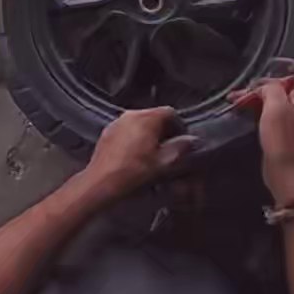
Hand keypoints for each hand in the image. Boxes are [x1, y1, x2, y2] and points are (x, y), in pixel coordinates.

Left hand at [82, 106, 198, 199]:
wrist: (102, 181)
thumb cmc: (134, 172)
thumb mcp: (163, 162)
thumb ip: (180, 148)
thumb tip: (191, 140)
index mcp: (147, 118)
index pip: (170, 112)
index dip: (179, 125)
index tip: (181, 139)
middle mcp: (131, 114)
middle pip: (154, 115)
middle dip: (164, 129)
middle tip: (168, 147)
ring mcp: (117, 121)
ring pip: (140, 121)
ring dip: (149, 133)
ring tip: (152, 152)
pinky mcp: (108, 131)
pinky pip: (127, 128)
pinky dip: (134, 136)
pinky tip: (135, 153)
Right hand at [230, 59, 293, 204]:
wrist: (289, 178)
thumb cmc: (285, 141)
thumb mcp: (277, 108)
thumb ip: (273, 90)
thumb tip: (267, 86)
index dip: (291, 66)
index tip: (270, 64)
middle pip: (284, 88)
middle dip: (262, 85)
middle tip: (240, 90)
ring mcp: (291, 123)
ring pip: (273, 102)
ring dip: (255, 98)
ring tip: (233, 100)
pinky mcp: (281, 136)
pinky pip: (268, 116)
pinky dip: (255, 110)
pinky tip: (240, 112)